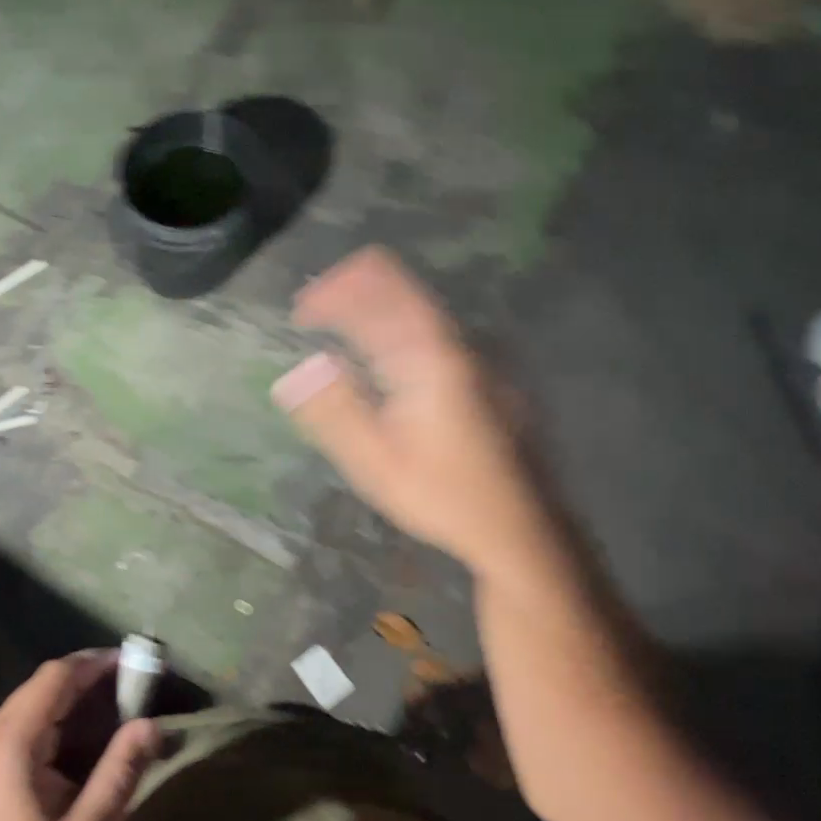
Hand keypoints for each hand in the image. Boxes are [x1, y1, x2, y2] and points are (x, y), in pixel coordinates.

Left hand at [0, 653, 161, 820]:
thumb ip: (119, 773)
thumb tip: (151, 723)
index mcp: (11, 739)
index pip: (55, 677)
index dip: (96, 662)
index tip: (137, 661)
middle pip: (45, 683)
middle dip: (91, 676)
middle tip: (139, 681)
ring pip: (38, 700)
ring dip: (79, 695)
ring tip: (127, 698)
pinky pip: (31, 722)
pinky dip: (64, 717)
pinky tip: (96, 727)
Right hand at [271, 247, 550, 567]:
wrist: (523, 529)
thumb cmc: (444, 496)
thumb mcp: (377, 461)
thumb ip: (335, 412)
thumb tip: (296, 370)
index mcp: (429, 359)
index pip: (381, 294)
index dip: (336, 291)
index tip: (300, 310)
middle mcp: (459, 348)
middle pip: (403, 294)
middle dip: (352, 294)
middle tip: (313, 312)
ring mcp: (479, 362)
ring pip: (421, 313)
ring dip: (375, 310)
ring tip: (338, 326)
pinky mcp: (487, 380)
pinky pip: (433, 335)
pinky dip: (398, 330)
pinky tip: (383, 358)